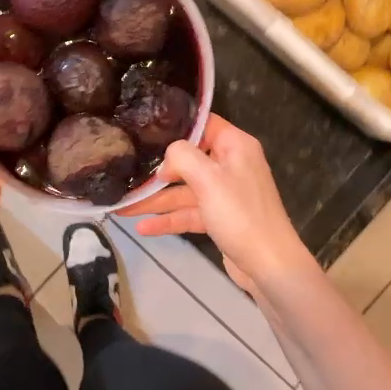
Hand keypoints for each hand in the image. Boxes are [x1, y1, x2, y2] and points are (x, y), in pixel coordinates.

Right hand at [118, 114, 314, 295]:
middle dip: (158, 172)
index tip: (144, 131)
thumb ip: (182, 157)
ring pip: (185, 191)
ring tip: (122, 208)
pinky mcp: (220, 218)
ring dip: (156, 200)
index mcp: (235, 146)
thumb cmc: (240, 214)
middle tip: (125, 174)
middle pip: (189, 161)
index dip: (176, 127)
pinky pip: (190, 213)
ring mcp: (225, 194)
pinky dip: (169, 220)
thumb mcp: (208, 178)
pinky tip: (143, 228)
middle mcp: (231, 165)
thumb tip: (166, 158)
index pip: (203, 125)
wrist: (268, 264)